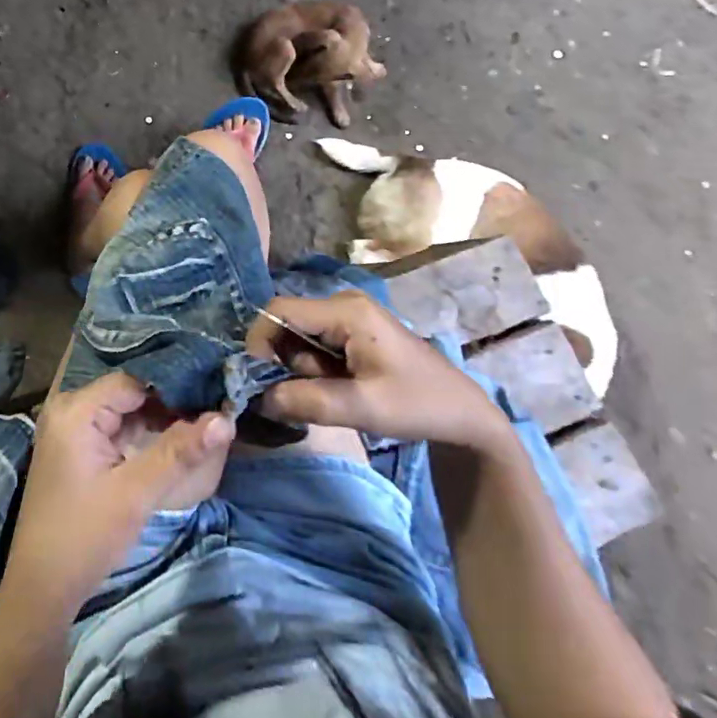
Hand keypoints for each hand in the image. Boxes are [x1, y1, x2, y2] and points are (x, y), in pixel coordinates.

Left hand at [6, 372, 234, 605]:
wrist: (42, 588)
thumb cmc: (85, 536)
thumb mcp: (136, 492)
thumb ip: (180, 452)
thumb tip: (226, 419)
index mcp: (75, 411)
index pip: (134, 381)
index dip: (174, 386)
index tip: (213, 393)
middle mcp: (69, 410)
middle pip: (129, 393)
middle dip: (171, 401)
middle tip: (214, 406)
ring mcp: (70, 430)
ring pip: (125, 411)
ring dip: (160, 418)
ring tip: (204, 420)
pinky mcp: (76, 449)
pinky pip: (116, 428)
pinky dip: (144, 433)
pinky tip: (176, 439)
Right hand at [246, 292, 511, 446]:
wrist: (461, 413)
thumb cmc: (418, 405)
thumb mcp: (363, 408)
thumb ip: (309, 401)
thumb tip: (261, 398)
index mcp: (347, 310)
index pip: (280, 309)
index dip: (259, 340)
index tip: (256, 379)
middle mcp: (343, 303)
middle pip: (287, 325)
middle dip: (285, 363)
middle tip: (310, 396)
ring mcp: (348, 317)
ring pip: (298, 339)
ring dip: (302, 371)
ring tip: (336, 395)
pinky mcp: (351, 332)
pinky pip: (313, 347)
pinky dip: (314, 371)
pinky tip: (338, 390)